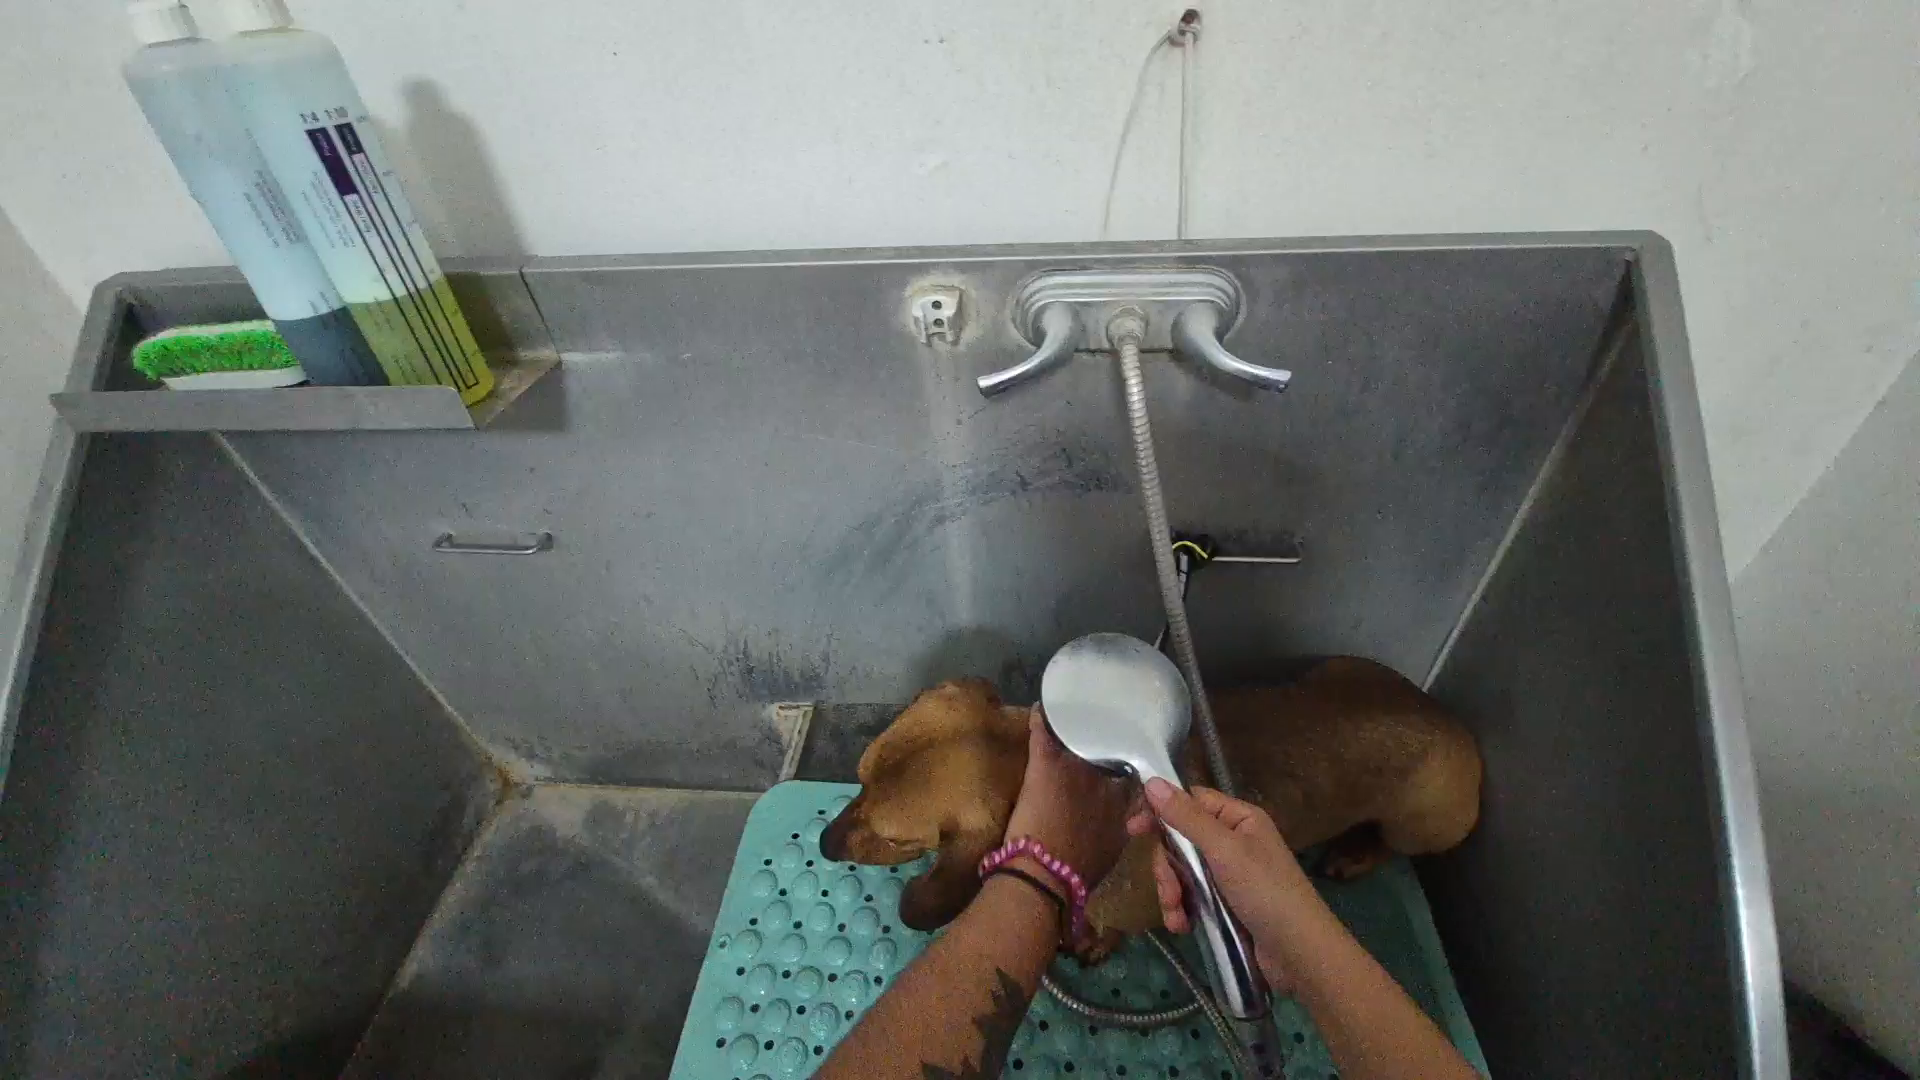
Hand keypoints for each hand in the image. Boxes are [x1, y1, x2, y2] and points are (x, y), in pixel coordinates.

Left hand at [1004, 707, 1135, 889]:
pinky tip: (1042, 706)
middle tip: (1100, 733)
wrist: (1046, 874)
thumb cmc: (1079, 872)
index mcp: (1123, 802)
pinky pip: (1043, 732)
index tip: (1124, 758)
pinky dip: (1041, 718)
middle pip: (1106, 753)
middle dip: (1104, 743)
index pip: (1132, 775)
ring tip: (1075, 714)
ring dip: (1074, 728)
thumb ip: (1121, 828)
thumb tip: (1126, 821)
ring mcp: (1074, 769)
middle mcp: (1104, 780)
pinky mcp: (1045, 765)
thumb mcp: (1114, 850)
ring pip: (1075, 737)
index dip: (1128, 765)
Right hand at [1125, 779, 1333, 990]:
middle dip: (1167, 865)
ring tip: (1175, 914)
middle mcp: (1232, 841)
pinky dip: (1181, 909)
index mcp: (1238, 818)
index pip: (1190, 801)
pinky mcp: (1225, 903)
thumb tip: (1151, 781)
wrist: (1302, 957)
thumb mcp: (1224, 850)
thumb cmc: (1267, 893)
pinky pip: (1191, 895)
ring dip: (1171, 891)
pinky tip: (1181, 926)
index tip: (1134, 829)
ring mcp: (1228, 874)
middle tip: (1167, 887)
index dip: (1160, 812)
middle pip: (1180, 839)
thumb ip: (1186, 817)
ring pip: (1181, 870)